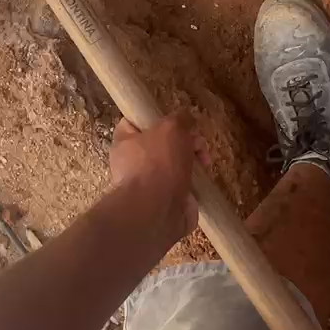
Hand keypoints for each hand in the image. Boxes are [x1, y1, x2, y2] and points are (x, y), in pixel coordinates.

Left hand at [103, 109, 203, 249]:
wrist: (157, 212)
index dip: (157, 117)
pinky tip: (201, 183)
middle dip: (186, 141)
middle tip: (198, 146)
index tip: (177, 121)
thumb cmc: (158, 164)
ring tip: (204, 164)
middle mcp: (134, 161)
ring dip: (193, 162)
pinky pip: (182, 185)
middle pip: (164, 142)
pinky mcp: (166, 200)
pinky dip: (194, 184)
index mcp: (125, 140)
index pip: (136, 121)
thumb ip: (181, 119)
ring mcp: (150, 183)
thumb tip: (187, 120)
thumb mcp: (172, 128)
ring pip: (176, 164)